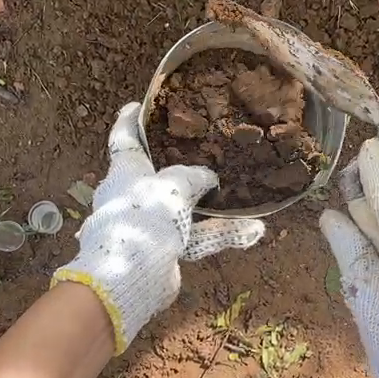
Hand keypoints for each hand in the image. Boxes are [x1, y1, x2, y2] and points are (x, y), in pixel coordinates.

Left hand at [54, 103, 265, 351]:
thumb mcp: (174, 183)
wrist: (133, 272)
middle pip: (153, 174)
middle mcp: (131, 196)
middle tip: (194, 150)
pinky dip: (220, 234)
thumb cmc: (145, 212)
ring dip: (208, 206)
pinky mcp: (162, 250)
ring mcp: (147, 225)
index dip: (130, 121)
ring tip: (234, 195)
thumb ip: (192, 176)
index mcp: (125, 171)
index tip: (136, 106)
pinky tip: (254, 232)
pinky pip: (194, 236)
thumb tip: (207, 179)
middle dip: (173, 165)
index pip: (124, 139)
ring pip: (181, 209)